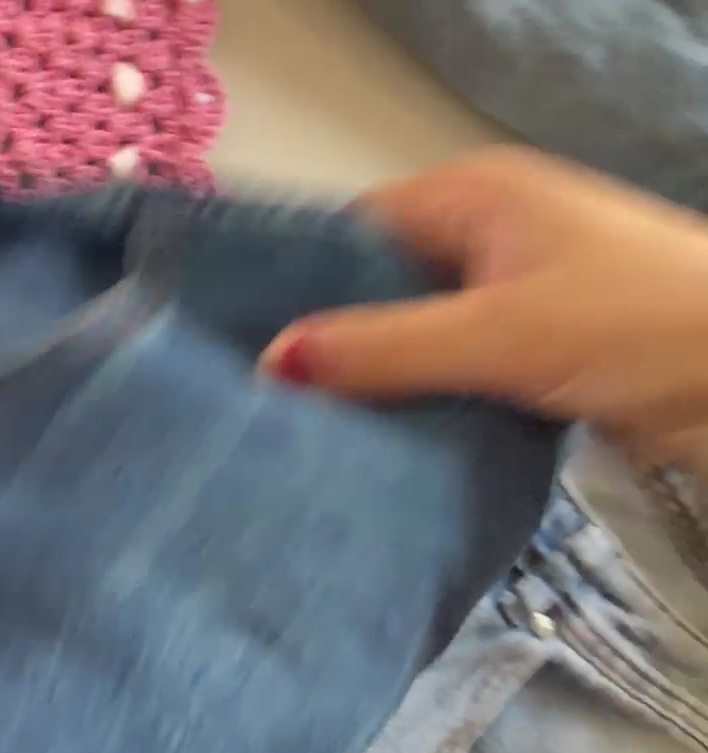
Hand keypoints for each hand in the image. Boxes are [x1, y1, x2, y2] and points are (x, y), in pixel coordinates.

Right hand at [258, 147, 707, 475]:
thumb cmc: (655, 328)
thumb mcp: (503, 334)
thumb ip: (380, 348)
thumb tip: (265, 366)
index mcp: (468, 199)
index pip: (339, 232)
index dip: (279, 280)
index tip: (222, 337)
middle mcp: (468, 238)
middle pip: (353, 286)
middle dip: (304, 337)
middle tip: (238, 388)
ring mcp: (485, 296)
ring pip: (380, 333)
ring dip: (341, 374)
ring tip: (273, 414)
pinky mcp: (499, 348)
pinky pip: (412, 367)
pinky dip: (379, 396)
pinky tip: (337, 427)